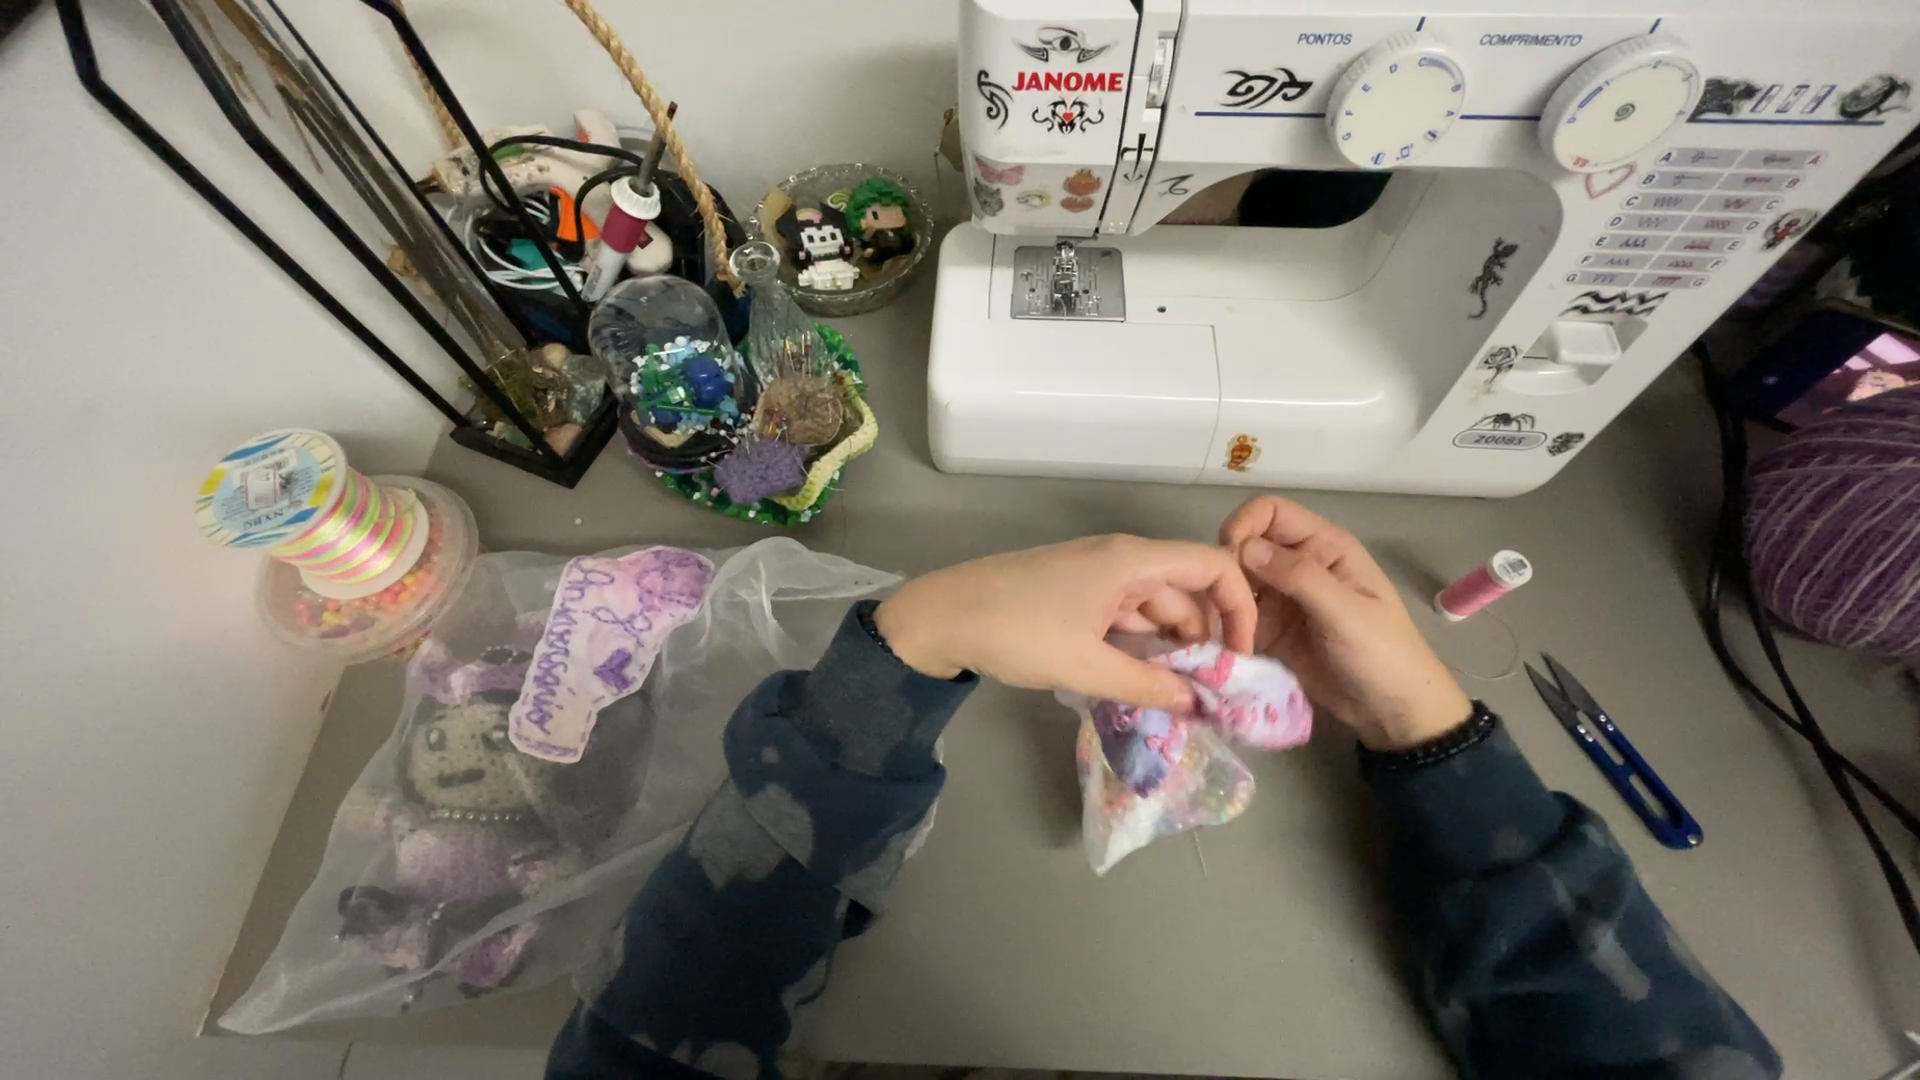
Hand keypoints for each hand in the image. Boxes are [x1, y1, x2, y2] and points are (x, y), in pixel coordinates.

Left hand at [873, 535, 1257, 710]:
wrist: (941, 616)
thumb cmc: (1017, 631)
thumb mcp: (1086, 665)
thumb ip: (1148, 685)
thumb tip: (1198, 704)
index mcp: (1131, 560)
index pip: (1212, 567)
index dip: (1239, 607)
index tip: (1240, 658)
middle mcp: (1120, 560)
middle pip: (1184, 592)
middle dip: (1203, 639)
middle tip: (1209, 692)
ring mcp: (1094, 577)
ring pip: (1151, 609)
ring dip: (1167, 648)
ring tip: (1177, 695)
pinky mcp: (1073, 595)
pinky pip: (1121, 617)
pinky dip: (1136, 646)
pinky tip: (1139, 680)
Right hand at [1220, 497, 1470, 750]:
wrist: (1391, 712)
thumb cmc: (1383, 655)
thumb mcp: (1346, 613)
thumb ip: (1298, 576)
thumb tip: (1244, 545)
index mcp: (1323, 547)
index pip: (1271, 512)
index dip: (1245, 525)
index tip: (1229, 557)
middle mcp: (1296, 565)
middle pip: (1244, 545)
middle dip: (1226, 567)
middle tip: (1221, 603)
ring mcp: (1279, 597)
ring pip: (1234, 580)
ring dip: (1220, 597)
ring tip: (1216, 625)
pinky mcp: (1266, 628)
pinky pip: (1233, 613)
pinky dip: (1221, 622)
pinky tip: (1217, 639)